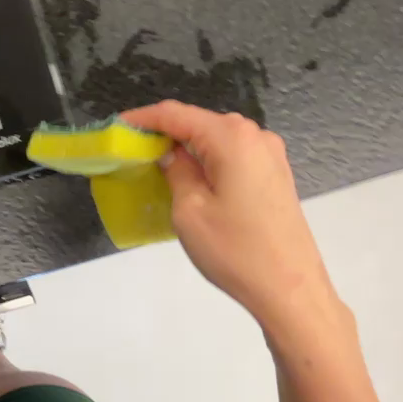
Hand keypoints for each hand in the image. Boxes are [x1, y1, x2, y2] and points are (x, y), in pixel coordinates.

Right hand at [121, 101, 343, 340]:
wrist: (289, 287)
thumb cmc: (234, 249)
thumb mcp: (188, 210)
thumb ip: (175, 171)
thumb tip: (168, 154)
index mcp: (231, 139)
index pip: (176, 114)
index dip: (141, 118)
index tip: (113, 129)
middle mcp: (255, 137)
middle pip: (198, 121)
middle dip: (162, 131)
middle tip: (129, 151)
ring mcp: (269, 155)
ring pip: (215, 138)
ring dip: (184, 146)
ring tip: (153, 165)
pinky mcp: (273, 174)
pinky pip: (231, 154)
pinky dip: (205, 159)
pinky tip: (188, 178)